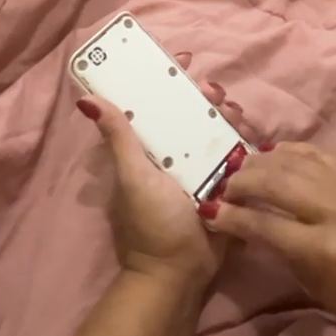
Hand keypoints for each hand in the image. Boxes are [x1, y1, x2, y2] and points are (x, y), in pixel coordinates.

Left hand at [76, 54, 247, 291]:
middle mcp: (173, 151)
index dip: (169, 77)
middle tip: (214, 92)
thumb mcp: (133, 176)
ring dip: (226, 111)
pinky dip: (242, 135)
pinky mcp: (223, 181)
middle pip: (191, 108)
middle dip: (205, 93)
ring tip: (233, 112)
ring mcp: (200, 165)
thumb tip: (87, 98)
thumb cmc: (151, 223)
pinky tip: (248, 131)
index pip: (157, 101)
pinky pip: (235, 149)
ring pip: (215, 124)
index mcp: (148, 146)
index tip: (185, 61)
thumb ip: (119, 138)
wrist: (179, 274)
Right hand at [204, 143, 335, 335]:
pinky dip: (289, 151)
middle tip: (222, 185)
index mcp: (324, 248)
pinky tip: (272, 154)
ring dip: (261, 161)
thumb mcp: (313, 283)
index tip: (209, 210)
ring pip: (293, 161)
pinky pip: (315, 152)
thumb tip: (241, 220)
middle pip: (276, 182)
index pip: (265, 224)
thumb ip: (277, 248)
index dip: (232, 216)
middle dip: (242, 181)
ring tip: (241, 167)